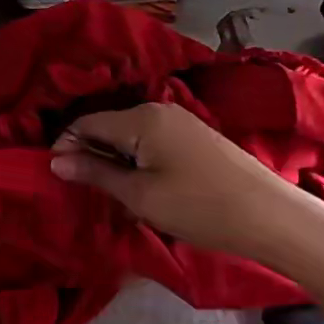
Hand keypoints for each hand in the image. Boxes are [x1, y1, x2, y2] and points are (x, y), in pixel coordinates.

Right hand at [50, 103, 309, 263]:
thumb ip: (96, 173)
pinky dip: (137, 159)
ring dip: (114, 158)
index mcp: (141, 118)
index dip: (66, 146)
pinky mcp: (194, 135)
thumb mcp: (140, 195)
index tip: (54, 175)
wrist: (269, 215)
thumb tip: (55, 160)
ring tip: (111, 192)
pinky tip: (141, 185)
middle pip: (108, 125)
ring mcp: (179, 120)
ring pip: (129, 133)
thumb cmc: (199, 206)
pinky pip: (151, 139)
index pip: (86, 122)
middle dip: (89, 153)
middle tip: (84, 189)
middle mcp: (158, 109)